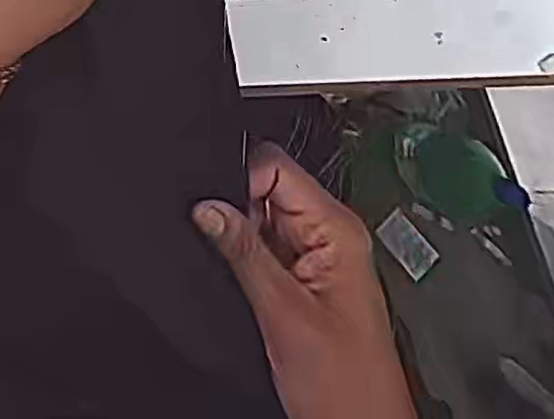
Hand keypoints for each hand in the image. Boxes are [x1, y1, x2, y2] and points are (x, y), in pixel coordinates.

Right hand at [193, 143, 415, 418]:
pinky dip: (248, 256)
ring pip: (261, 216)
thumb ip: (242, 252)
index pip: (278, 167)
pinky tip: (253, 283)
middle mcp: (329, 231)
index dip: (242, 179)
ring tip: (253, 279)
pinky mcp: (302, 272)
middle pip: (267, 187)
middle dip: (240, 210)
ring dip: (244, 237)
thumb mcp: (283, 313)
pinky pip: (263, 243)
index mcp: (336, 226)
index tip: (218, 207)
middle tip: (239, 255)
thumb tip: (206, 207)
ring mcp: (316, 251)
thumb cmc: (346, 386)